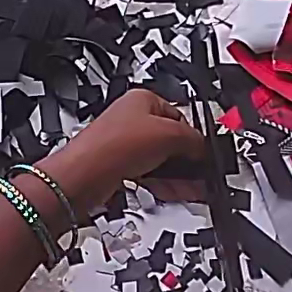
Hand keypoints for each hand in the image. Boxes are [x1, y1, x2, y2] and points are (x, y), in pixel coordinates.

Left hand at [40, 89, 204, 209]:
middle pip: (169, 140)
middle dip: (187, 159)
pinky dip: (163, 184)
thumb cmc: (113, 145)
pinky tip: (176, 192)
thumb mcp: (169, 134)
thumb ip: (193, 139)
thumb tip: (204, 148)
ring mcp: (123, 146)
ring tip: (196, 188)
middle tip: (203, 173)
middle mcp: (130, 120)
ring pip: (159, 160)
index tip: (206, 151)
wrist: (84, 177)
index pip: (179, 114)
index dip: (195, 134)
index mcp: (142, 100)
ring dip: (178, 174)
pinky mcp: (117, 169)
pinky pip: (148, 176)